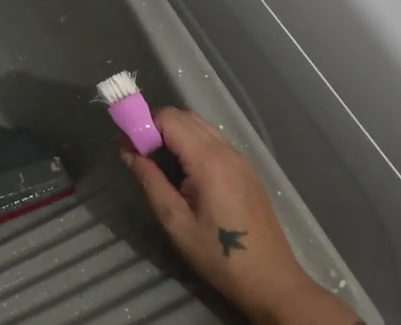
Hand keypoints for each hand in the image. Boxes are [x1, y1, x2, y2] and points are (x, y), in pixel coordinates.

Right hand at [123, 108, 355, 324]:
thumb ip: (150, 180)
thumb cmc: (220, 257)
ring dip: (175, 133)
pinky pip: (213, 140)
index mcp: (209, 161)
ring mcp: (241, 159)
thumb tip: (127, 151)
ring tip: (161, 163)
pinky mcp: (247, 170)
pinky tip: (186, 172)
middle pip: (184, 116)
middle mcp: (227, 151)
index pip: (168, 118)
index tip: (127, 145)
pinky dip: (193, 142)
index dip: (143, 125)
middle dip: (156, 126)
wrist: (274, 284)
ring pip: (200, 125)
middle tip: (141, 153)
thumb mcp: (176, 222)